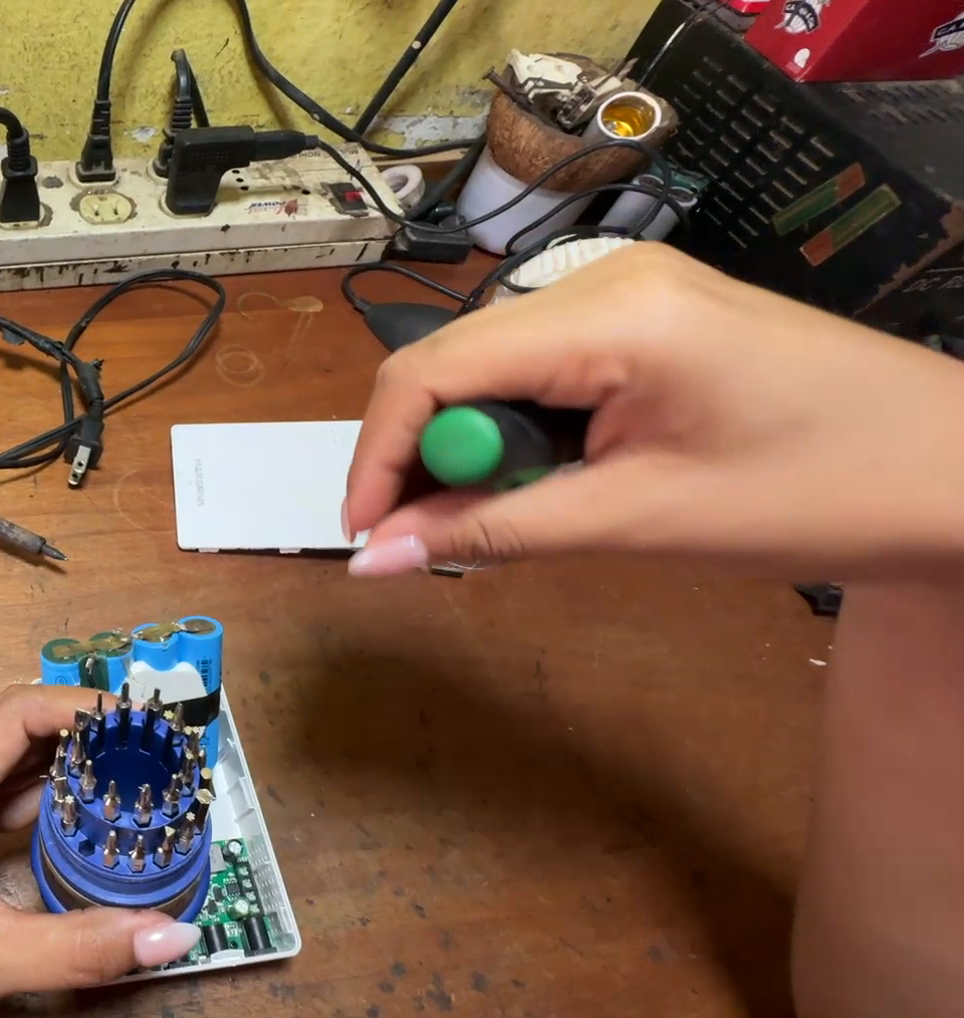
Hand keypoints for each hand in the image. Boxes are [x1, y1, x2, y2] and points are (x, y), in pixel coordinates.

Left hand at [0, 685, 199, 1017]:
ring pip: (9, 759)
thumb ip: (83, 947)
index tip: (135, 720)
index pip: (13, 713)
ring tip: (131, 771)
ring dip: (66, 761)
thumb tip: (170, 934)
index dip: (77, 705)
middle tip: (148, 748)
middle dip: (82, 731)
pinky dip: (43, 793)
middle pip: (15, 727)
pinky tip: (84, 809)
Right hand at [343, 243, 963, 582]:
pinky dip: (498, 433)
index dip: (377, 455)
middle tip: (418, 532)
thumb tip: (370, 563)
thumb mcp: (635, 521)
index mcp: (610, 316)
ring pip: (468, 371)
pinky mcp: (620, 316)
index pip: (431, 373)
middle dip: (413, 455)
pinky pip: (512, 372)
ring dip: (455, 448)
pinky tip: (526, 474)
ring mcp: (608, 291)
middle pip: (440, 366)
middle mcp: (594, 282)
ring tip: (481, 510)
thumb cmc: (822, 495)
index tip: (366, 533)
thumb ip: (488, 534)